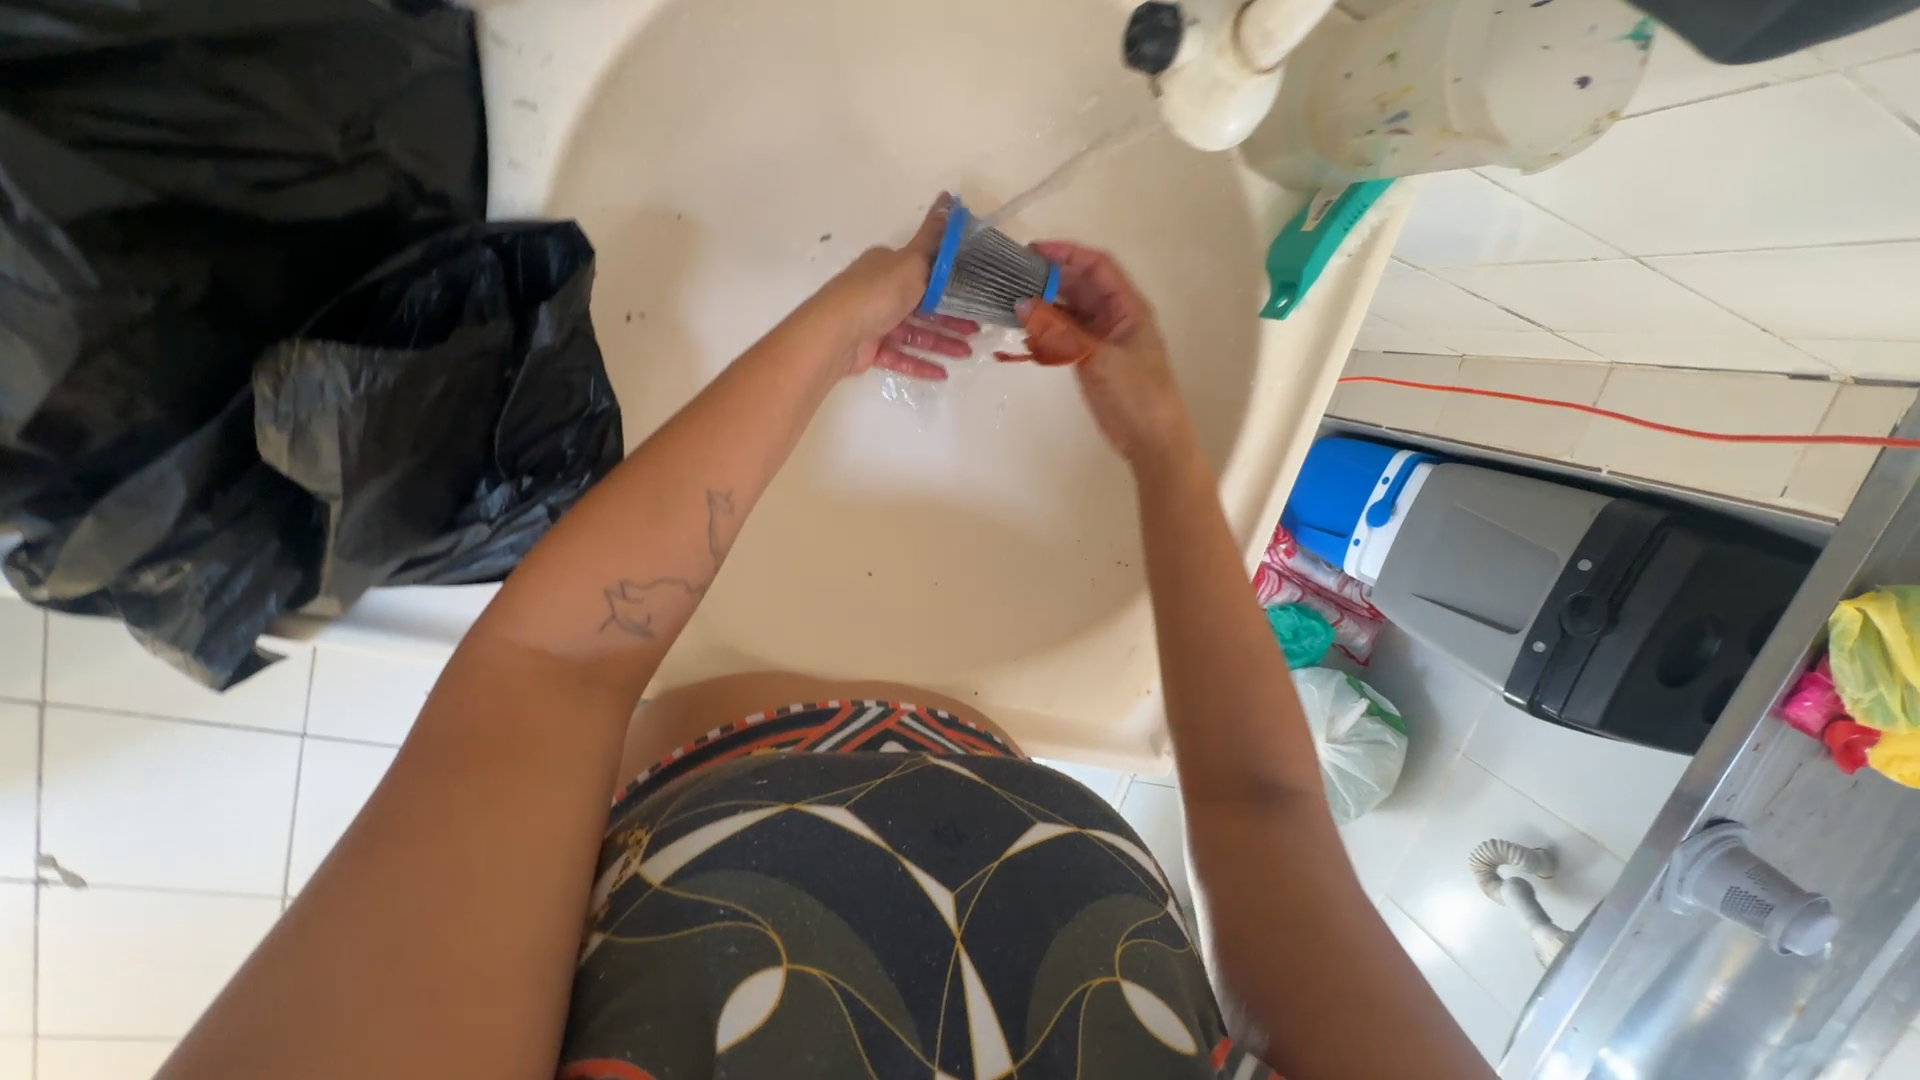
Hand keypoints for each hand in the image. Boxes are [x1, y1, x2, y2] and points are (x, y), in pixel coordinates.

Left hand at [801, 194, 977, 380]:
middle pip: (923, 305)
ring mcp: (874, 322)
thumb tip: (948, 197)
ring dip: (941, 342)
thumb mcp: (912, 260)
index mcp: (888, 267)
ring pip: (914, 332)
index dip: (950, 284)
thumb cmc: (877, 293)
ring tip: (967, 353)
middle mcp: (880, 292)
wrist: (836, 333)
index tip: (974, 295)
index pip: (923, 272)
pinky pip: (900, 356)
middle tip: (976, 329)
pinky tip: (942, 373)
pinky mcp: (870, 349)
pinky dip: (920, 364)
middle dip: (951, 318)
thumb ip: (933, 237)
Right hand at [997, 241, 1193, 464]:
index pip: (1097, 266)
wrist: (1152, 438)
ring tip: (1013, 304)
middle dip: (1049, 279)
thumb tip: (1022, 305)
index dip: (1067, 254)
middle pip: (1080, 286)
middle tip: (1013, 279)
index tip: (1033, 251)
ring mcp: (1101, 339)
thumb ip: (1060, 331)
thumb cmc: (1136, 393)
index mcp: (1128, 307)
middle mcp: (1114, 317)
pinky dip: (1046, 333)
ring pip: (1069, 312)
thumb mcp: (1098, 357)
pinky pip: (1064, 337)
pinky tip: (1027, 336)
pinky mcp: (1090, 360)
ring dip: (1044, 307)